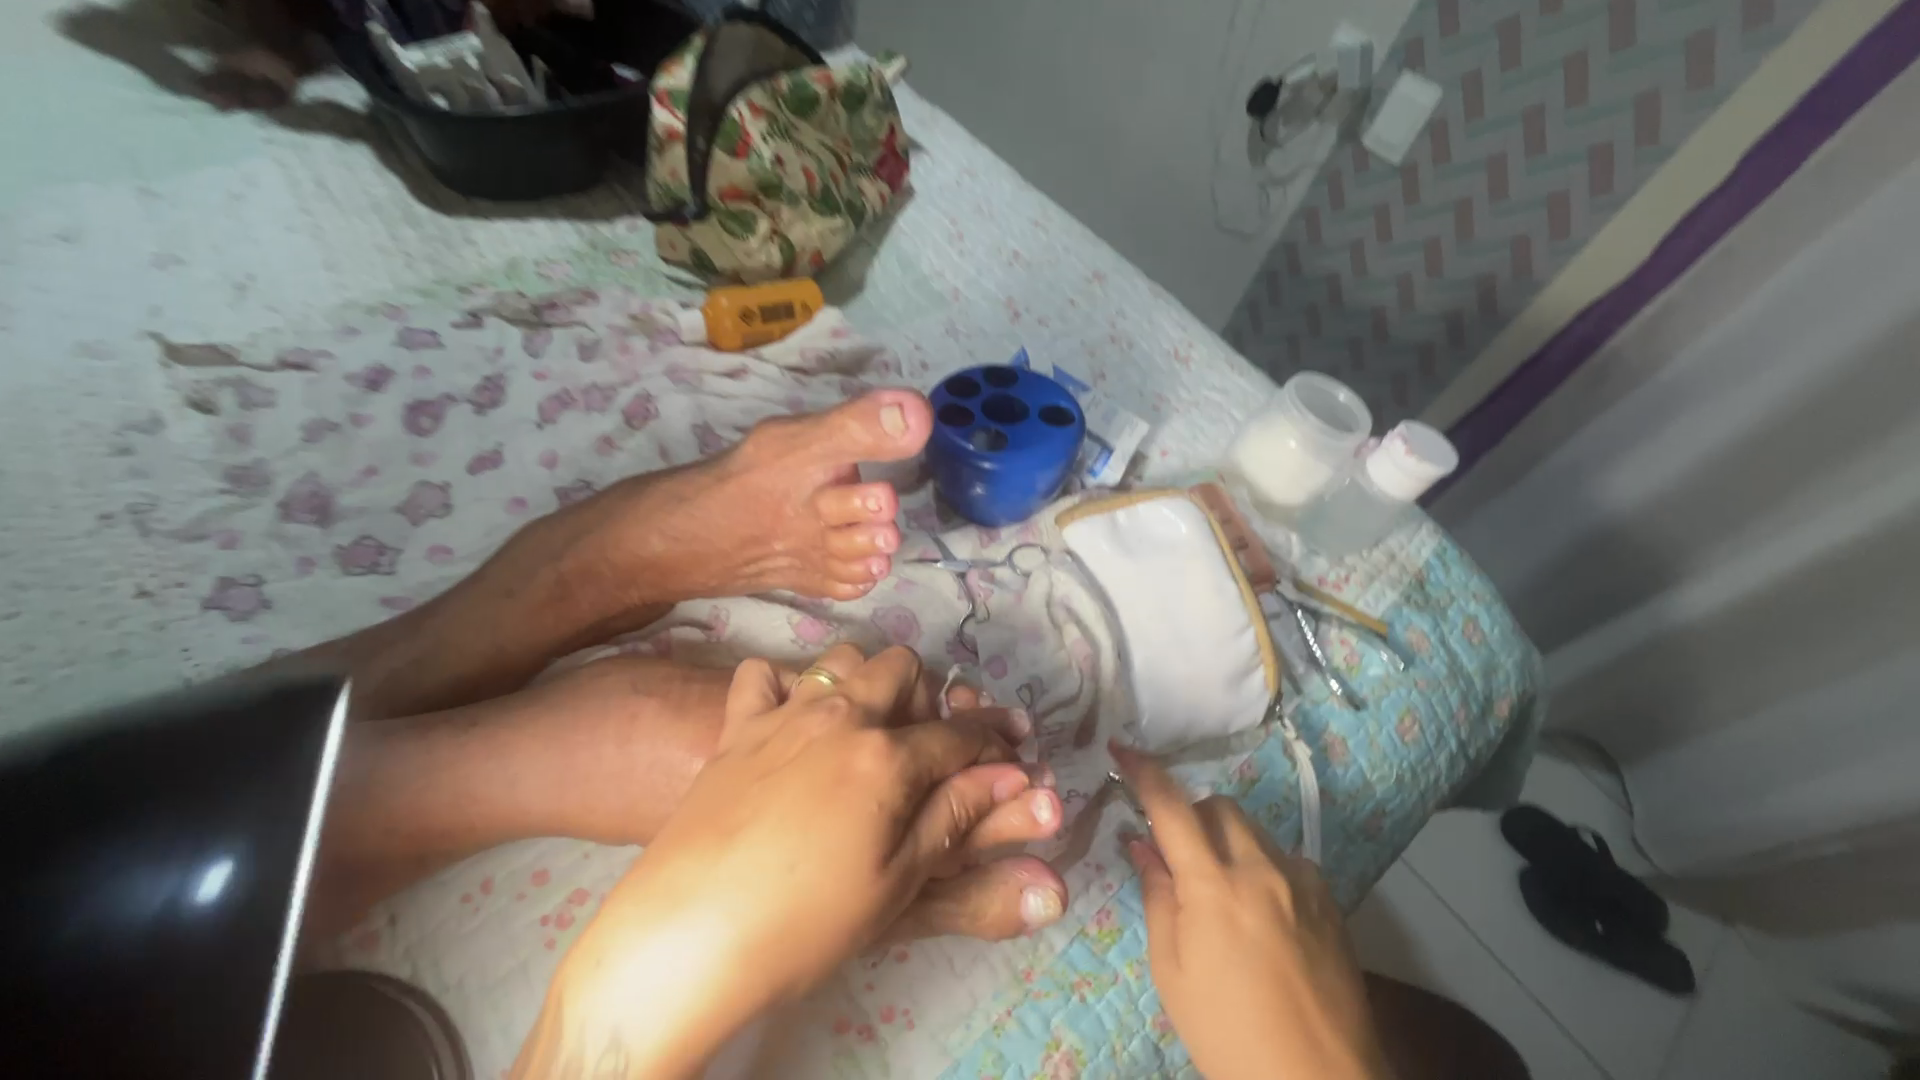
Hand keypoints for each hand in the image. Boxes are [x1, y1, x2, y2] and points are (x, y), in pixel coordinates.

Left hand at [514, 644, 1056, 1078]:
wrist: (688, 935)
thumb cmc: (807, 924)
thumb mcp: (897, 882)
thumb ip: (954, 817)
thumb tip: (1013, 776)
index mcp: (887, 757)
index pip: (958, 735)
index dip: (991, 741)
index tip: (1009, 749)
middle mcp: (840, 715)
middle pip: (903, 668)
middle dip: (927, 696)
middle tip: (926, 745)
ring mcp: (784, 714)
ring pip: (842, 657)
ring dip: (864, 680)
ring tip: (864, 728)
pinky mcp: (737, 727)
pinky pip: (764, 674)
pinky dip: (787, 685)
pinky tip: (792, 722)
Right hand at [1115, 743, 1392, 1079]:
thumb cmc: (1228, 1033)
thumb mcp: (1172, 971)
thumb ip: (1157, 896)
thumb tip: (1142, 845)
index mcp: (1214, 887)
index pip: (1172, 808)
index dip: (1144, 772)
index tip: (1123, 749)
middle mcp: (1262, 869)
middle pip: (1219, 807)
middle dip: (1191, 814)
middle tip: (1176, 850)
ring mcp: (1303, 883)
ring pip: (1255, 831)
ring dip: (1228, 840)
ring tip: (1220, 888)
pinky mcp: (1331, 901)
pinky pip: (1287, 860)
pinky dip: (1264, 866)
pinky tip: (1262, 910)